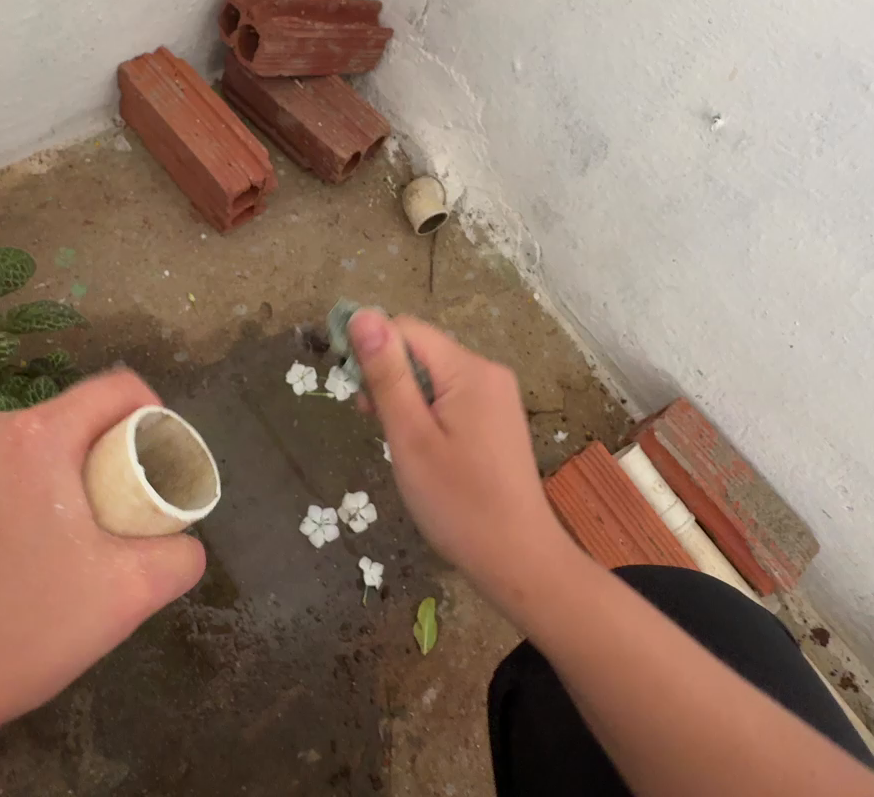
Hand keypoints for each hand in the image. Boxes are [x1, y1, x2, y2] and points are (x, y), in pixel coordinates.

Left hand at [0, 368, 206, 730]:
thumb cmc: (19, 630)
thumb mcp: (129, 595)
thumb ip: (182, 557)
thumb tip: (185, 545)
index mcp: (36, 437)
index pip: (117, 388)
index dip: (154, 414)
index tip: (158, 463)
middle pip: (70, 420)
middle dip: (104, 457)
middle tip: (113, 517)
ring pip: (24, 451)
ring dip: (54, 480)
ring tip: (56, 548)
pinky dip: (7, 501)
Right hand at [348, 310, 570, 598]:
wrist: (518, 559)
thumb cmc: (457, 502)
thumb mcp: (410, 437)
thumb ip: (387, 374)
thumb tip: (363, 315)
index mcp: (469, 369)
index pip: (406, 329)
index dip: (372, 351)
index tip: (355, 395)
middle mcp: (488, 372)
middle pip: (421, 351)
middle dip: (389, 379)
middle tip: (375, 427)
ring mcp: (497, 396)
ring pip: (434, 376)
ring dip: (406, 400)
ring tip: (400, 446)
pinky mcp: (498, 419)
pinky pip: (451, 397)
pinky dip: (428, 415)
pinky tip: (424, 451)